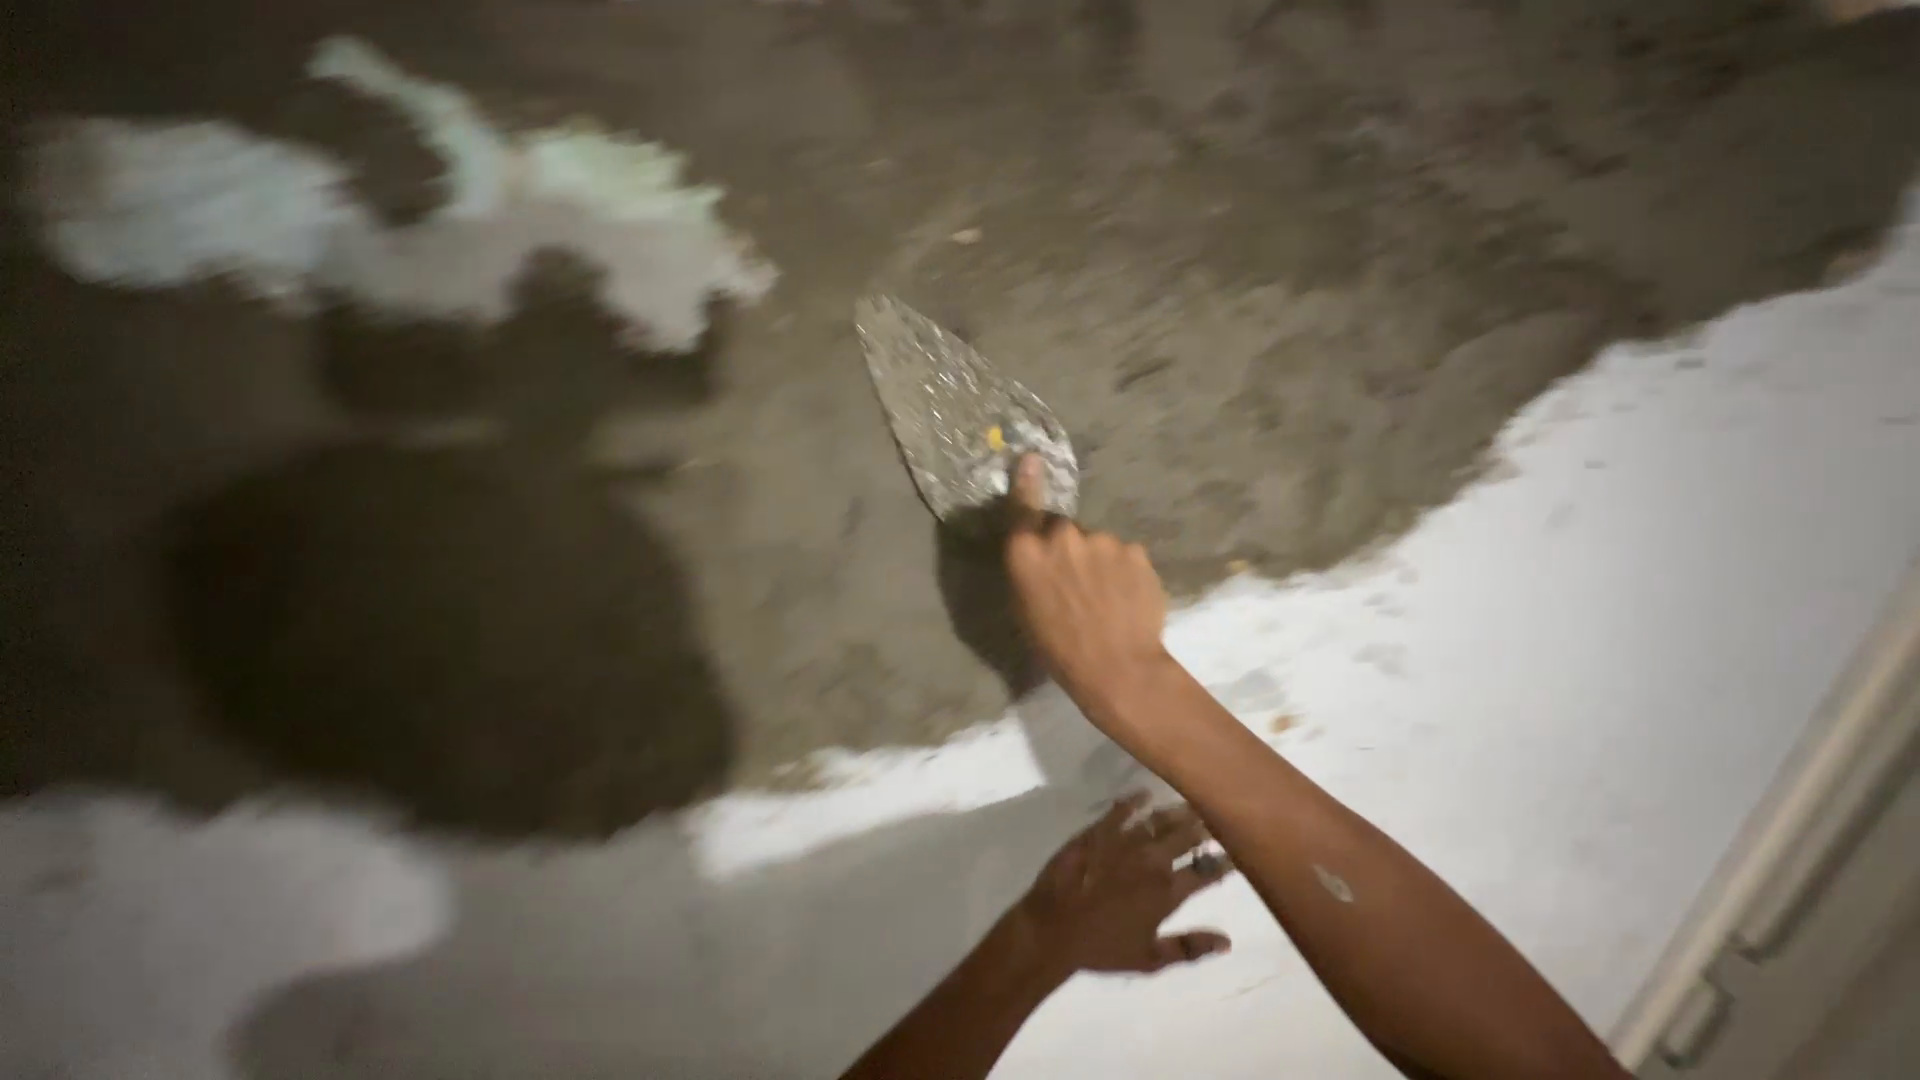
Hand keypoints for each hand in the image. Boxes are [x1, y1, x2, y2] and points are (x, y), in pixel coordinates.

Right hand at [1004, 455, 1170, 700]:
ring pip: (1097, 543)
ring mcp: (1102, 540)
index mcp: (1026, 553)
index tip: (1031, 457)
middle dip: (1067, 547)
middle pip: (1062, 528)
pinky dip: (1124, 571)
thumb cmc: (1058, 649)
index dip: (1026, 480)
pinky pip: (1124, 555)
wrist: (1117, 668)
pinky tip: (1126, 598)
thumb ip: (1029, 569)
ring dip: (1098, 561)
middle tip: (1075, 583)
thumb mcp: (1024, 610)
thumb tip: (1037, 550)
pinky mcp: (1135, 550)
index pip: (1022, 507)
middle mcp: (1062, 536)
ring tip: (1105, 598)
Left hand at [1012, 793, 1234, 974]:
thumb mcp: (1150, 959)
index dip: (1223, 862)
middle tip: (1217, 818)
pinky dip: (1135, 800)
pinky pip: (1121, 809)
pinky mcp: (1098, 831)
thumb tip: (1227, 941)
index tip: (1234, 853)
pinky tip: (1145, 794)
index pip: (1205, 872)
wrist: (1053, 928)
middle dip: (1205, 827)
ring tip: (1191, 805)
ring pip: (1159, 820)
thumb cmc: (1101, 948)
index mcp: (1166, 893)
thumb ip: (1190, 947)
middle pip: (1186, 837)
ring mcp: (1124, 842)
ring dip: (1178, 812)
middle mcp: (1151, 861)